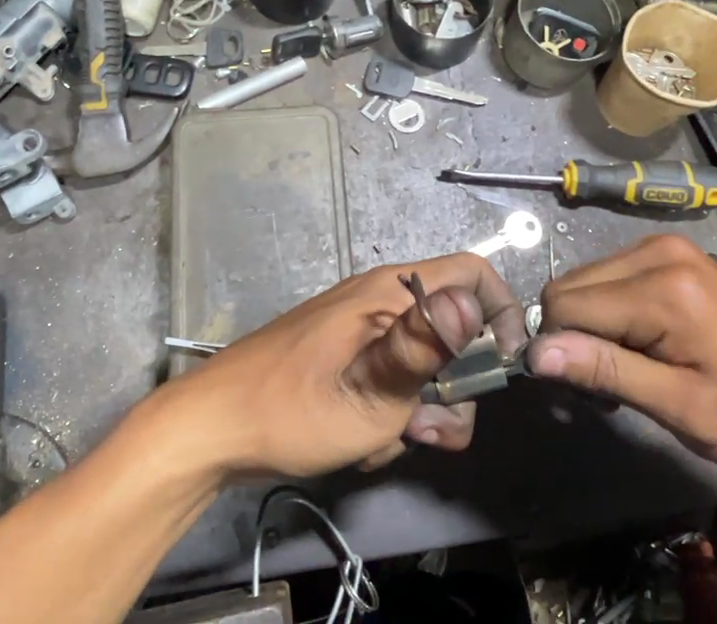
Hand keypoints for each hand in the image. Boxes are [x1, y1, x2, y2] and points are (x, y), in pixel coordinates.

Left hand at [151, 254, 526, 478]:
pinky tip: (358, 441)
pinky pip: (392, 382)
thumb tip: (471, 302)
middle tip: (428, 431)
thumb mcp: (369, 391)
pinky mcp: (346, 359)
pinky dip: (388, 415)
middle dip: (454, 390)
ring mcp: (361, 333)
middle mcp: (380, 302)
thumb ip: (424, 348)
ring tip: (381, 441)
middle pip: (455, 332)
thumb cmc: (291, 410)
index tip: (504, 369)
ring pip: (425, 368)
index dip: (500, 313)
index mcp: (389, 292)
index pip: (473, 274)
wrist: (213, 432)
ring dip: (418, 413)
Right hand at [526, 234, 716, 465]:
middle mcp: (658, 253)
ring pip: (584, 281)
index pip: (564, 304)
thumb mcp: (680, 406)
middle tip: (613, 382)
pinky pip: (608, 276)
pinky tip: (640, 341)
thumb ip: (605, 372)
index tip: (591, 390)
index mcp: (662, 289)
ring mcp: (664, 247)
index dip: (562, 349)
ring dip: (591, 325)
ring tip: (631, 365)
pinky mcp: (669, 253)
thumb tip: (536, 353)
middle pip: (569, 287)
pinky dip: (609, 311)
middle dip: (575, 336)